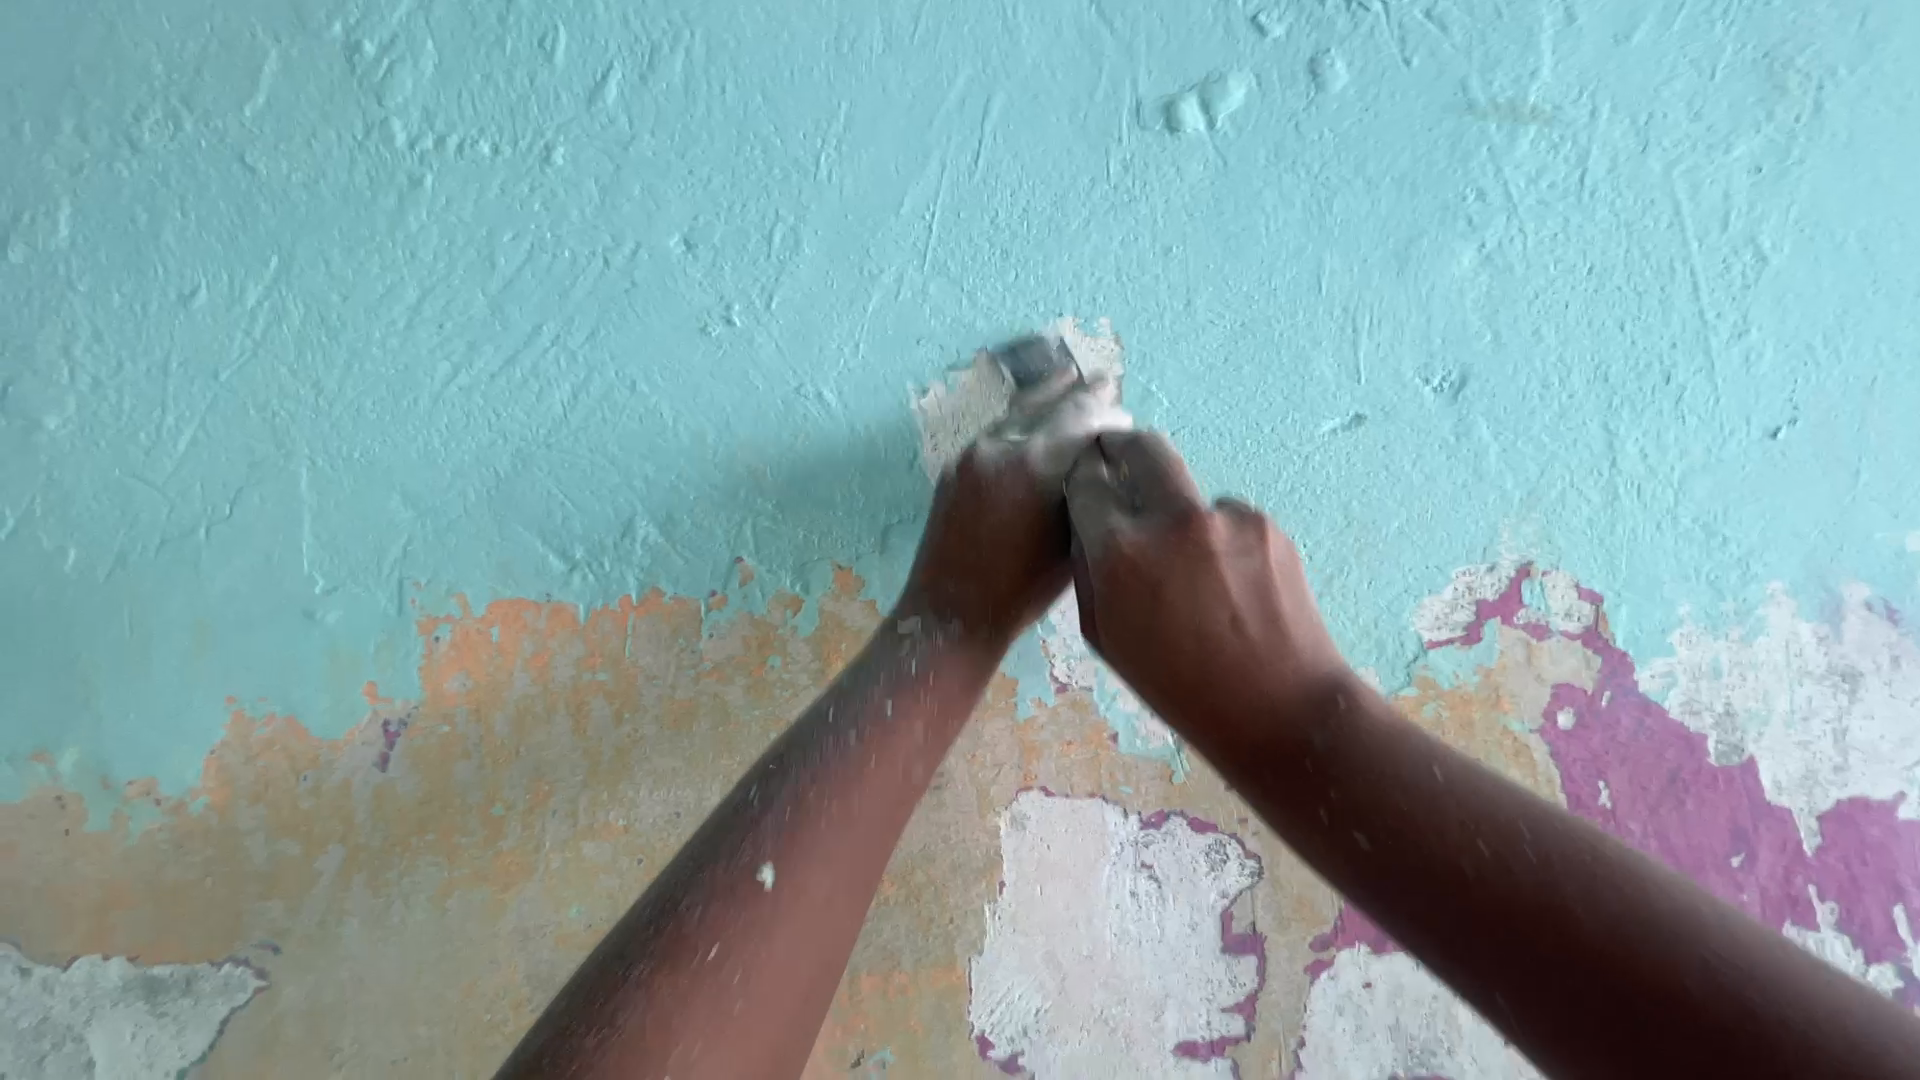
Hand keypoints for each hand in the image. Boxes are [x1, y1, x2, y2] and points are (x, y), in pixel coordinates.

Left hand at [898, 372, 1129, 649]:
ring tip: (1070, 384)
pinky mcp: (954, 468)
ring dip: (1047, 401)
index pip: (1080, 414)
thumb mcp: (1071, 541)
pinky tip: (1034, 426)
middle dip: (1079, 392)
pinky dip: (1021, 424)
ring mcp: (970, 455)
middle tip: (1106, 382)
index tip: (1125, 413)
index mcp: (1033, 464)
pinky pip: (995, 433)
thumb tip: (1099, 460)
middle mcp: (999, 447)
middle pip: (1046, 402)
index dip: (1107, 410)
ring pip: (1017, 414)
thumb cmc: (1022, 590)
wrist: (951, 613)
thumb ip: (1086, 491)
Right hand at [1063, 431, 1351, 735]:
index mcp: (1121, 551)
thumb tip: (1089, 525)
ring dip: (1179, 515)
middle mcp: (1173, 519)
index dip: (1084, 478)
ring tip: (1196, 574)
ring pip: (1188, 493)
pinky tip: (1231, 585)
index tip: (1086, 480)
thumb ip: (1089, 571)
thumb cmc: (1175, 686)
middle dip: (1122, 447)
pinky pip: (1227, 519)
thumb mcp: (1104, 637)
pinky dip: (1220, 540)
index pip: (1089, 481)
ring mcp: (1227, 517)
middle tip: (1117, 457)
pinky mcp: (1266, 525)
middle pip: (1142, 447)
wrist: (1278, 708)